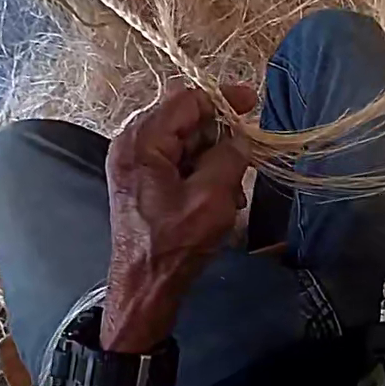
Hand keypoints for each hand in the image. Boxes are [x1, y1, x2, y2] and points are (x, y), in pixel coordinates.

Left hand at [102, 84, 256, 351]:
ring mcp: (134, 164)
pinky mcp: (141, 182)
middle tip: (249, 151)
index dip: (222, 99)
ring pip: (183, 142)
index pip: (186, 100)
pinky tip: (221, 197)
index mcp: (141, 142)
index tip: (253, 104)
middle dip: (220, 134)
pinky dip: (201, 171)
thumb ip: (229, 157)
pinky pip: (176, 161)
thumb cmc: (174, 243)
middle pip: (184, 119)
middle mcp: (131, 145)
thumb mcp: (211, 197)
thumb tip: (241, 138)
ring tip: (235, 187)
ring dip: (214, 157)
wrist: (145, 286)